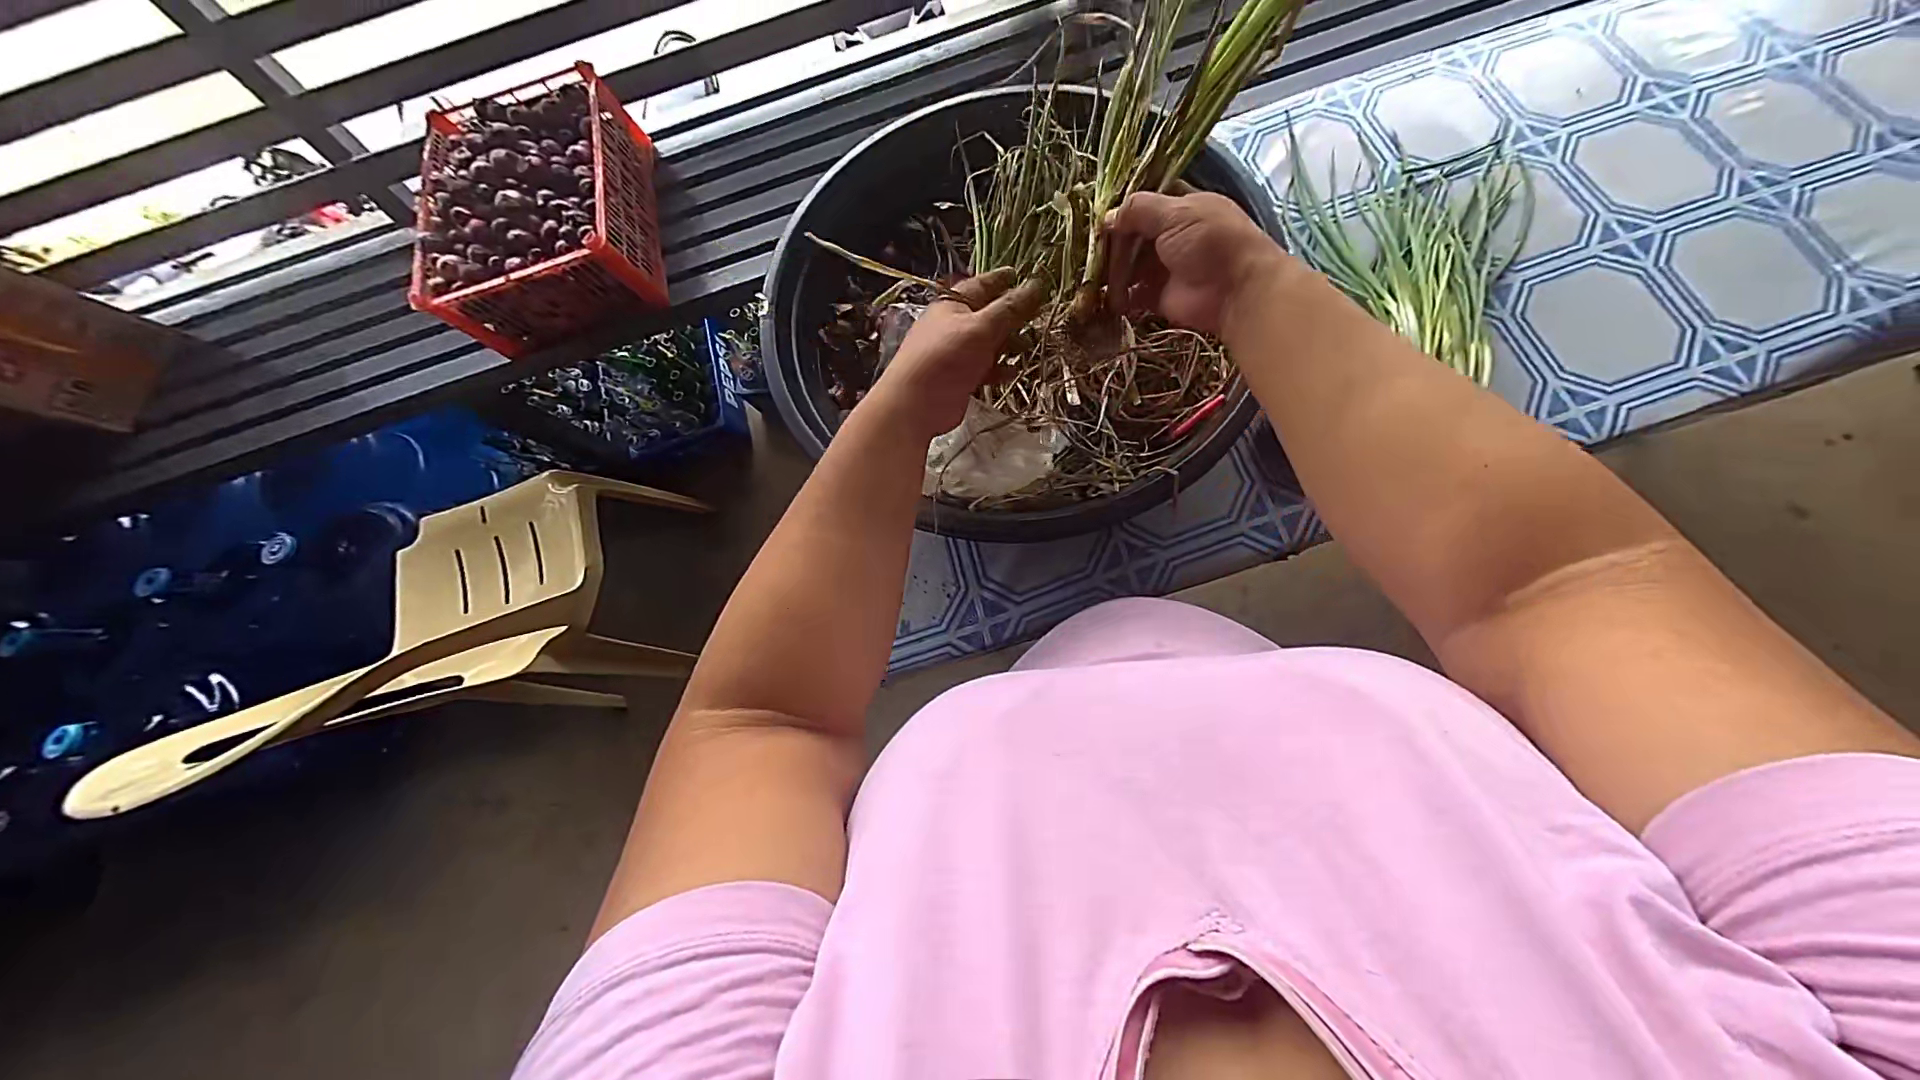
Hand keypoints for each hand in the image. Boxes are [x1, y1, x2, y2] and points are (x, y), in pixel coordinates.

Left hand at [863, 268, 1045, 439]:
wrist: (916, 404)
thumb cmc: (945, 358)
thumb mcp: (980, 327)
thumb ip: (1010, 308)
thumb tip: (1036, 285)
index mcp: (953, 305)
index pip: (983, 284)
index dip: (1004, 280)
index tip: (1026, 276)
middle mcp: (954, 326)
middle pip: (990, 315)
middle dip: (1013, 315)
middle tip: (1039, 314)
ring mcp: (957, 353)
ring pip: (990, 343)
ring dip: (1009, 344)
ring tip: (1029, 345)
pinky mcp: (962, 377)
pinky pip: (986, 368)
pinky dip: (1000, 368)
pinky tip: (1012, 371)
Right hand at [1105, 190, 1297, 336]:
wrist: (1236, 291)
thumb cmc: (1210, 242)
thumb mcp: (1176, 214)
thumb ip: (1140, 210)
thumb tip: (1108, 216)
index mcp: (1181, 208)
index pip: (1145, 205)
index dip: (1122, 211)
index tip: (1098, 220)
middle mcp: (1172, 236)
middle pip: (1133, 238)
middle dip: (1113, 246)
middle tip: (1092, 255)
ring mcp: (1165, 268)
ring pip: (1130, 267)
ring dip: (1113, 274)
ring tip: (1096, 280)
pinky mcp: (1160, 297)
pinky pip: (1133, 296)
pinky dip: (1119, 299)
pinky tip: (1107, 299)